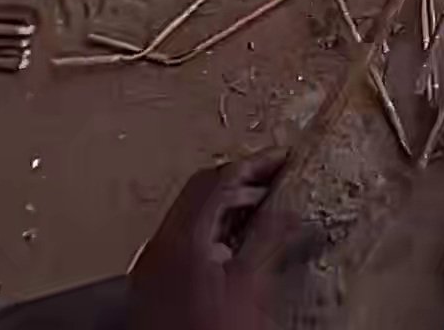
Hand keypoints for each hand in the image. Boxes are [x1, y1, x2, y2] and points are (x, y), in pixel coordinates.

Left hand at [120, 151, 288, 329]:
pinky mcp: (156, 284)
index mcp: (183, 237)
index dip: (256, 164)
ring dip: (229, 201)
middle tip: (274, 175)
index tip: (282, 158)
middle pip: (204, 188)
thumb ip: (268, 236)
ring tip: (264, 203)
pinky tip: (238, 236)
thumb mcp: (249, 284)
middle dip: (243, 178)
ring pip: (195, 210)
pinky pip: (187, 235)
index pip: (222, 179)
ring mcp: (155, 265)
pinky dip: (215, 224)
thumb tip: (288, 209)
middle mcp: (162, 245)